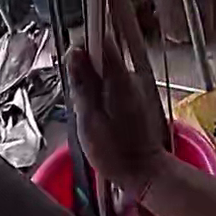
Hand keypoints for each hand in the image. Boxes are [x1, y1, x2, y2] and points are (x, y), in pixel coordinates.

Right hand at [66, 47, 169, 195]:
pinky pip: (114, 85)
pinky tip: (100, 117)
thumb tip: (74, 53)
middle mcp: (132, 77)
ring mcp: (136, 86)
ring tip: (89, 114)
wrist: (145, 172)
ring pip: (107, 73)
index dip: (84, 47)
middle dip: (86, 72)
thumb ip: (82, 84)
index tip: (71, 64)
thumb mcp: (89, 120)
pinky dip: (103, 96)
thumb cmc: (115, 152)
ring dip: (93, 86)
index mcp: (120, 80)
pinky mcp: (136, 96)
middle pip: (103, 58)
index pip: (102, 43)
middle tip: (79, 101)